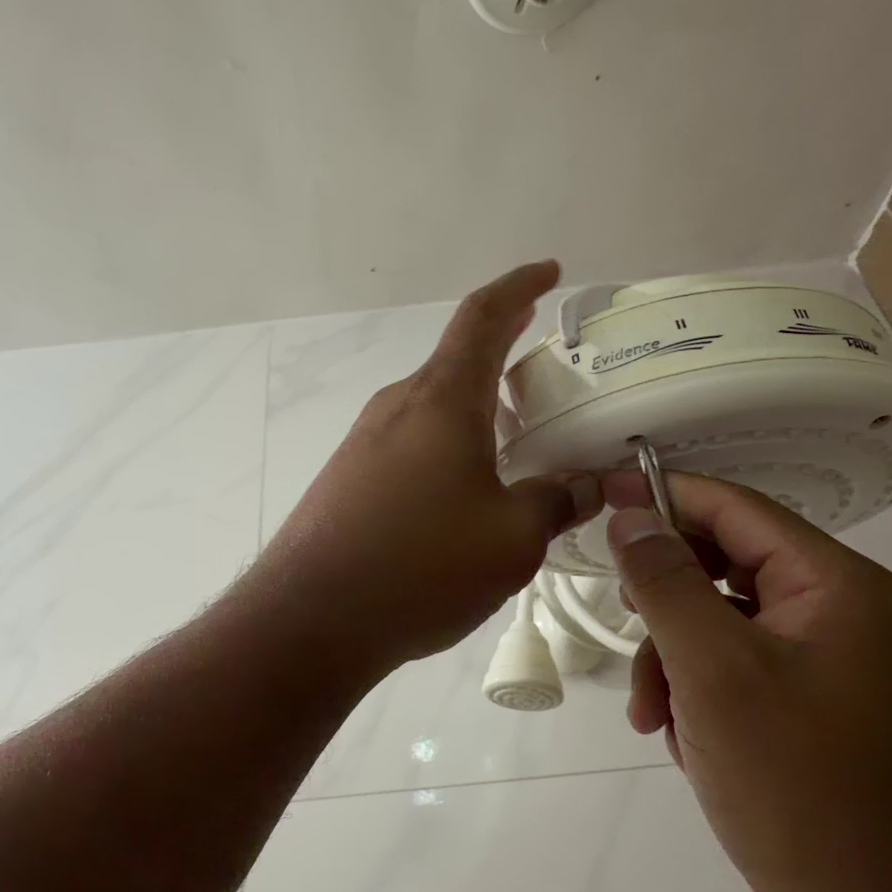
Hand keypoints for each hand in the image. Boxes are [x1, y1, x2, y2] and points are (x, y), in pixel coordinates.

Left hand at [246, 261, 602, 671]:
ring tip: (518, 443)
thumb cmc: (420, 565)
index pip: (483, 317)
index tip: (548, 273)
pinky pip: (410, 442)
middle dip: (504, 356)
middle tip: (546, 374)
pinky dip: (448, 445)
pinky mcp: (348, 477)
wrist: (309, 618)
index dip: (519, 287)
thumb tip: (583, 486)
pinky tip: (465, 491)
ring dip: (477, 411)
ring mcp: (365, 440)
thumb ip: (555, 503)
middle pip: (458, 361)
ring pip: (434, 406)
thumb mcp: (511, 539)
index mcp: (443, 399)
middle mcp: (399, 405)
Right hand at [603, 472, 891, 891]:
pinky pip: (740, 670)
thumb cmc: (796, 784)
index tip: (601, 495)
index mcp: (838, 586)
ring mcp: (832, 666)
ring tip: (656, 718)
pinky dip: (701, 694)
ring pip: (724, 623)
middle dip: (668, 603)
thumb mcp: (714, 670)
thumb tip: (631, 513)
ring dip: (676, 660)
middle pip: (727, 567)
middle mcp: (843, 614)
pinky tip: (688, 740)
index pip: (737, 508)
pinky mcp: (815, 711)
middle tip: (626, 625)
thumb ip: (665, 581)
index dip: (665, 494)